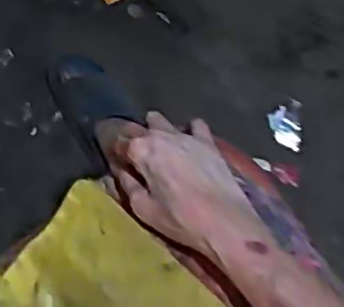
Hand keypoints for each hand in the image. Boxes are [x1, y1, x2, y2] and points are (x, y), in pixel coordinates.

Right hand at [106, 112, 260, 258]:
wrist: (227, 224)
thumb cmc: (181, 221)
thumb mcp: (145, 211)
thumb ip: (127, 186)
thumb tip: (118, 172)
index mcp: (140, 150)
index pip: (118, 142)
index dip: (116, 152)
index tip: (118, 162)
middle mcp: (158, 134)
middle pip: (137, 127)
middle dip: (133, 139)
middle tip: (138, 158)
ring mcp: (184, 134)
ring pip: (161, 120)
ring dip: (157, 130)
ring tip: (163, 149)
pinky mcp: (206, 140)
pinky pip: (195, 124)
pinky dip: (190, 131)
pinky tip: (191, 144)